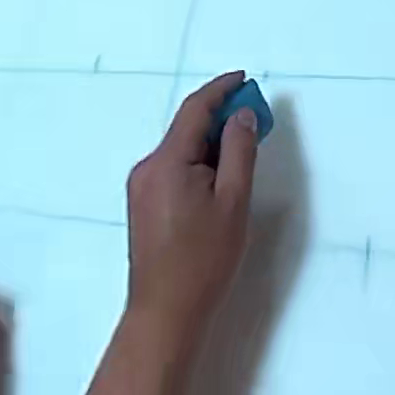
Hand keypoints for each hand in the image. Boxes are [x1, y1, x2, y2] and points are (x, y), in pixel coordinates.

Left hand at [124, 71, 258, 347]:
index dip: (221, 89)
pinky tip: (216, 176)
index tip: (244, 78)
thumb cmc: (203, 260)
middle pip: (186, 127)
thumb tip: (241, 114)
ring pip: (180, 148)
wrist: (165, 316)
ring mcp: (142, 185)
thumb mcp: (233, 202)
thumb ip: (239, 151)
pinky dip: (197, 159)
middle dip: (219, 116)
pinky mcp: (143, 203)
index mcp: (167, 160)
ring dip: (209, 140)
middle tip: (252, 117)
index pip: (195, 109)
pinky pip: (173, 166)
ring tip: (240, 147)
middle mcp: (148, 165)